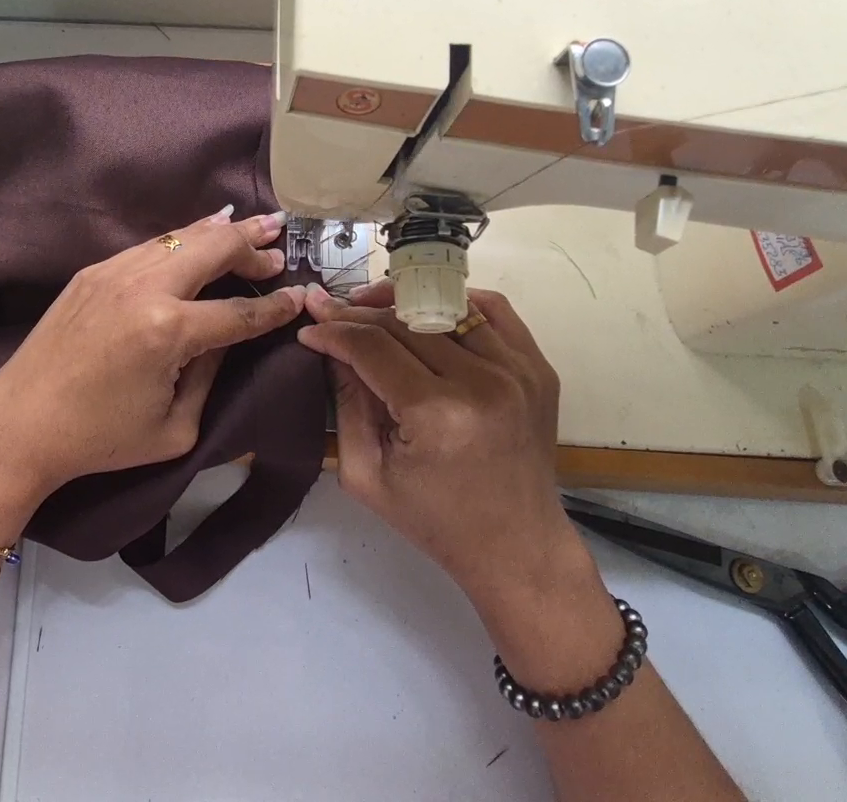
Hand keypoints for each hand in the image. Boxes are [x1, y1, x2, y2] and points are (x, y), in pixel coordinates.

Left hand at [0, 208, 307, 506]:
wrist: (19, 425)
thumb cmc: (98, 439)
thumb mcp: (174, 427)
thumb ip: (210, 376)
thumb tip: (227, 338)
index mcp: (168, 331)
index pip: (239, 312)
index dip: (275, 307)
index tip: (301, 296)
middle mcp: (144, 288)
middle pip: (214, 249)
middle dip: (253, 248)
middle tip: (280, 247)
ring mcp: (113, 273)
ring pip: (181, 237)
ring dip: (221, 233)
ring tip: (254, 226)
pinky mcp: (92, 272)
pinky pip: (150, 246)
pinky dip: (183, 239)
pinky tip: (200, 234)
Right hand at [297, 281, 586, 601]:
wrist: (516, 546)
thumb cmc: (433, 520)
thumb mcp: (366, 474)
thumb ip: (347, 404)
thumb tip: (333, 349)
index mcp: (437, 414)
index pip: (373, 347)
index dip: (334, 332)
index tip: (308, 328)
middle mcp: (482, 381)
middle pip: (406, 322)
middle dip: (358, 314)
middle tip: (329, 311)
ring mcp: (518, 371)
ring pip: (446, 308)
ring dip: (403, 301)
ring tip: (370, 303)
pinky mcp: (538, 369)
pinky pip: (494, 311)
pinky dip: (456, 301)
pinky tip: (426, 308)